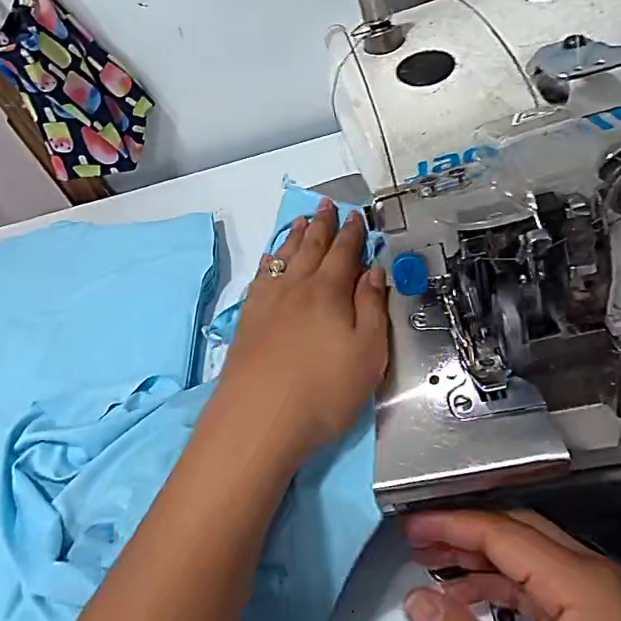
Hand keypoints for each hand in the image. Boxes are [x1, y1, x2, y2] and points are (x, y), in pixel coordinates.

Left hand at [208, 199, 389, 462]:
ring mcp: (267, 300)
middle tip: (326, 204)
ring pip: (284, 256)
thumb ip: (371, 308)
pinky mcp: (247, 317)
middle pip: (311, 247)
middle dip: (322, 225)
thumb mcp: (367, 353)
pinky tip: (270, 258)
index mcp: (328, 292)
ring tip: (302, 220)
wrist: (258, 416)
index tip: (356, 216)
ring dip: (295, 236)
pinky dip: (269, 260)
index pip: (344, 254)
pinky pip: (261, 276)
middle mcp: (296, 287)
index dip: (352, 234)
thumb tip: (373, 271)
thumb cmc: (323, 390)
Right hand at [403, 510, 620, 620]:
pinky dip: (505, 583)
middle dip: (462, 533)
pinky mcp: (607, 620)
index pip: (499, 533)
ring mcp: (604, 598)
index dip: (450, 525)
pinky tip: (481, 600)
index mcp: (581, 584)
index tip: (414, 526)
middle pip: (514, 532)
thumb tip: (422, 606)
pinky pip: (545, 582)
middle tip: (420, 540)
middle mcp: (594, 579)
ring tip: (439, 569)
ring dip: (482, 558)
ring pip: (529, 555)